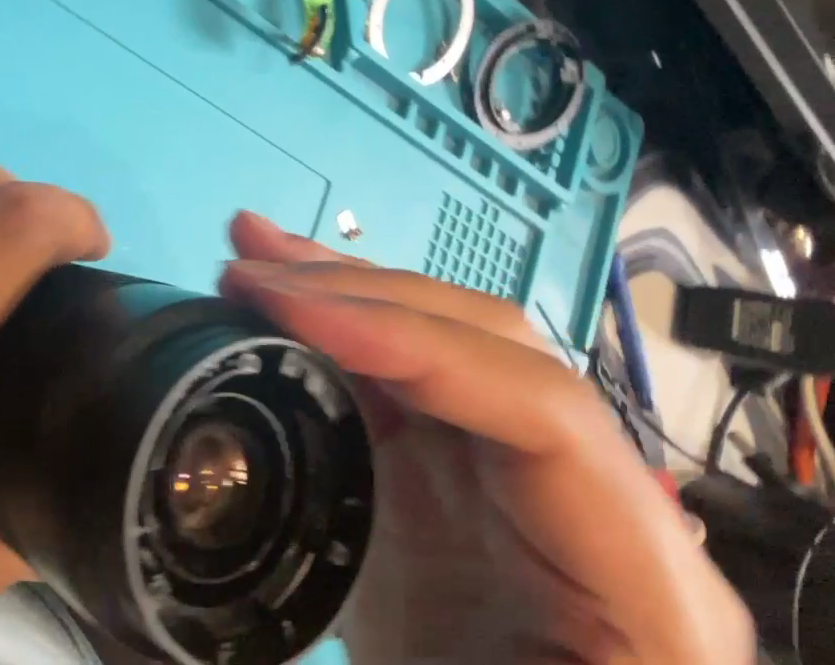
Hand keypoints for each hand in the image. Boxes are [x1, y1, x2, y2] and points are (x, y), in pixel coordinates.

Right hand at [222, 213, 753, 664]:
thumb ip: (380, 638)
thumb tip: (259, 603)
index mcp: (632, 574)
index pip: (535, 408)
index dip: (408, 343)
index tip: (284, 311)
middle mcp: (584, 495)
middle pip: (487, 347)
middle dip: (355, 293)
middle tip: (245, 273)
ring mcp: (510, 469)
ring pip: (435, 338)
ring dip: (336, 283)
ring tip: (249, 250)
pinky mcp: (449, 464)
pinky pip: (392, 368)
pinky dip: (328, 319)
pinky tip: (277, 295)